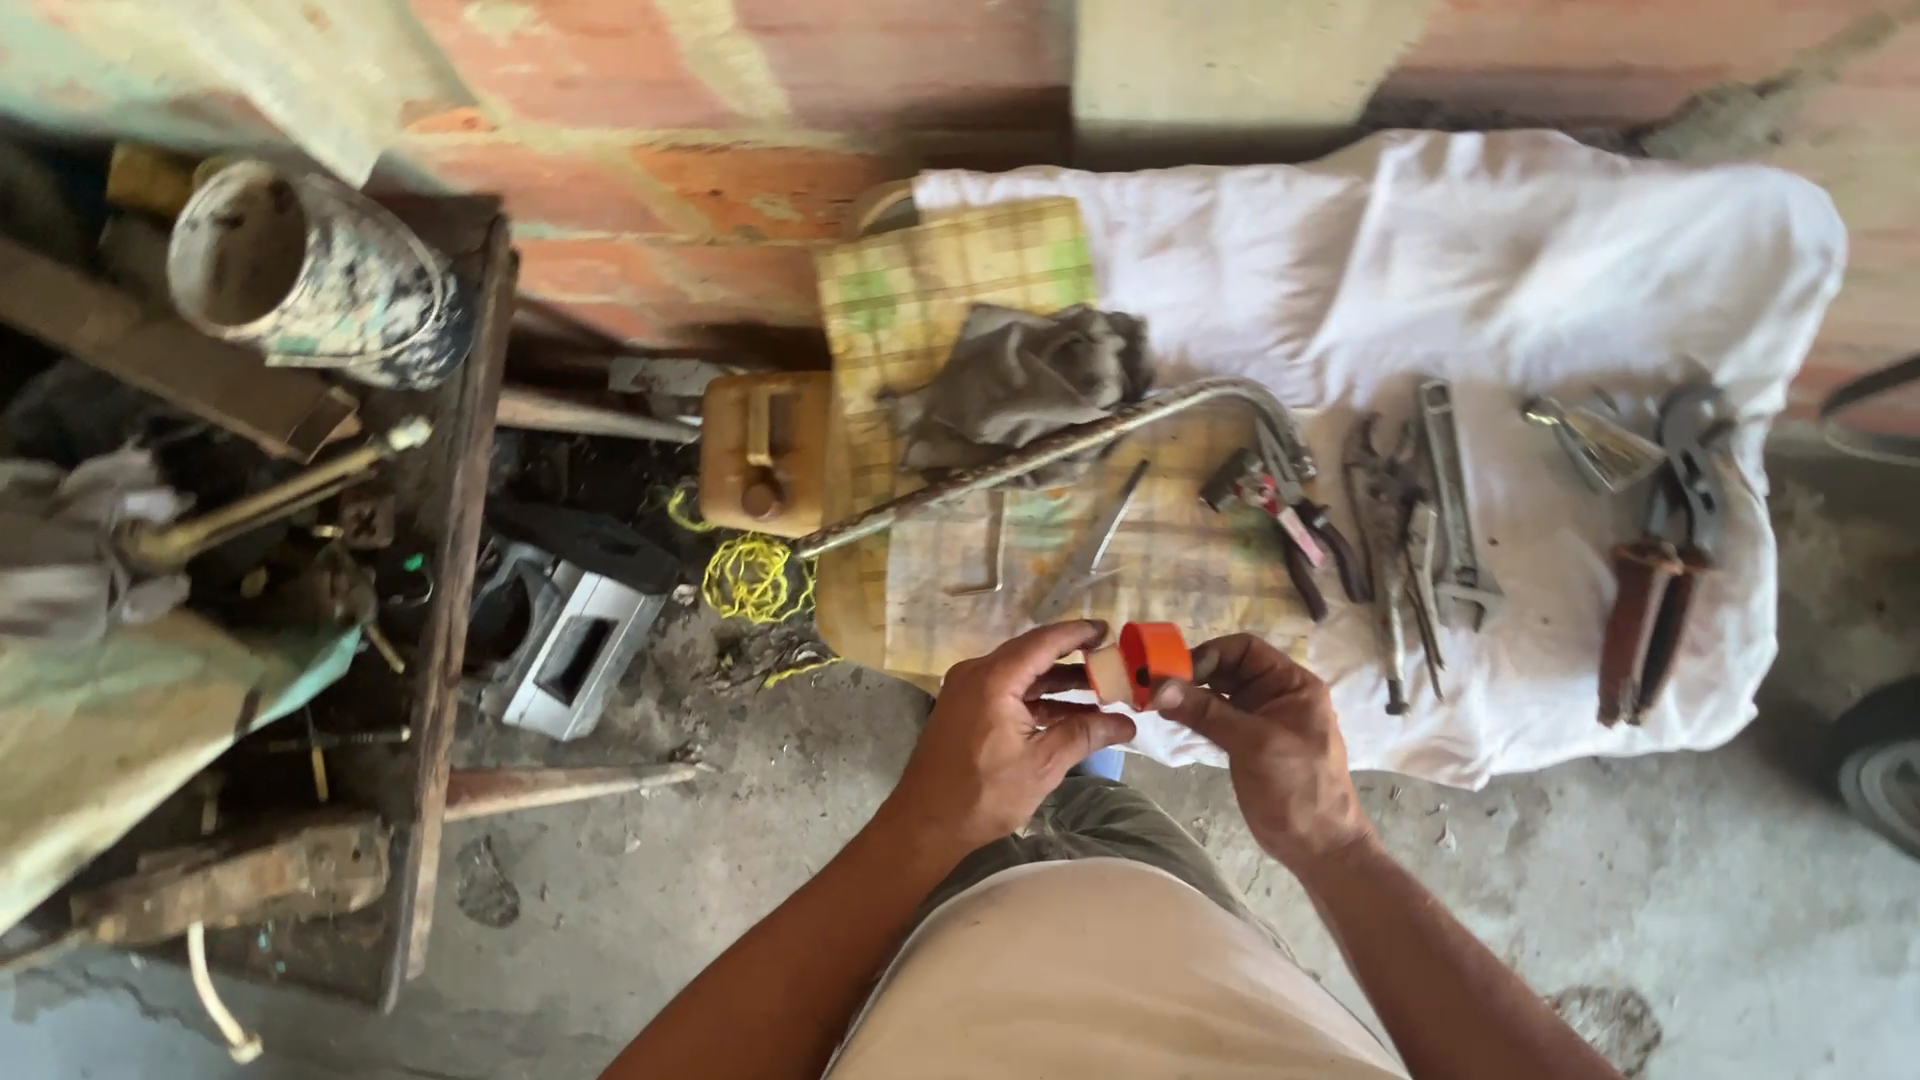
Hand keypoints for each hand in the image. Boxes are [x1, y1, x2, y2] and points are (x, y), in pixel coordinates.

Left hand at [878, 621, 1137, 853]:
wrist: (926, 822)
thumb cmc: (983, 793)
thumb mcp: (1042, 764)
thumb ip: (1083, 735)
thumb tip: (1126, 723)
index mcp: (993, 679)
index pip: (1043, 642)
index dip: (1077, 633)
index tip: (1107, 631)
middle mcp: (976, 673)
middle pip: (1031, 653)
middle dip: (1072, 657)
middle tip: (1109, 660)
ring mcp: (967, 690)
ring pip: (1020, 674)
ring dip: (1056, 682)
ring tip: (1098, 690)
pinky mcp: (964, 708)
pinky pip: (1007, 691)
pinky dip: (1036, 699)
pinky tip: (1066, 714)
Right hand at [1150, 634, 1375, 873]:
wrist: (1318, 847)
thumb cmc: (1298, 788)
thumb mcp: (1253, 744)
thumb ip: (1206, 713)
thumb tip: (1160, 688)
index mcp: (1292, 685)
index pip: (1245, 649)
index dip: (1211, 654)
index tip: (1177, 672)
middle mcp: (1275, 695)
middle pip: (1228, 668)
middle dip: (1193, 673)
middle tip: (1158, 686)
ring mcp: (1259, 719)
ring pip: (1217, 692)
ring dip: (1189, 694)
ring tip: (1157, 701)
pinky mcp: (1244, 741)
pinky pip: (1214, 716)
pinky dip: (1193, 714)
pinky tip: (1171, 717)